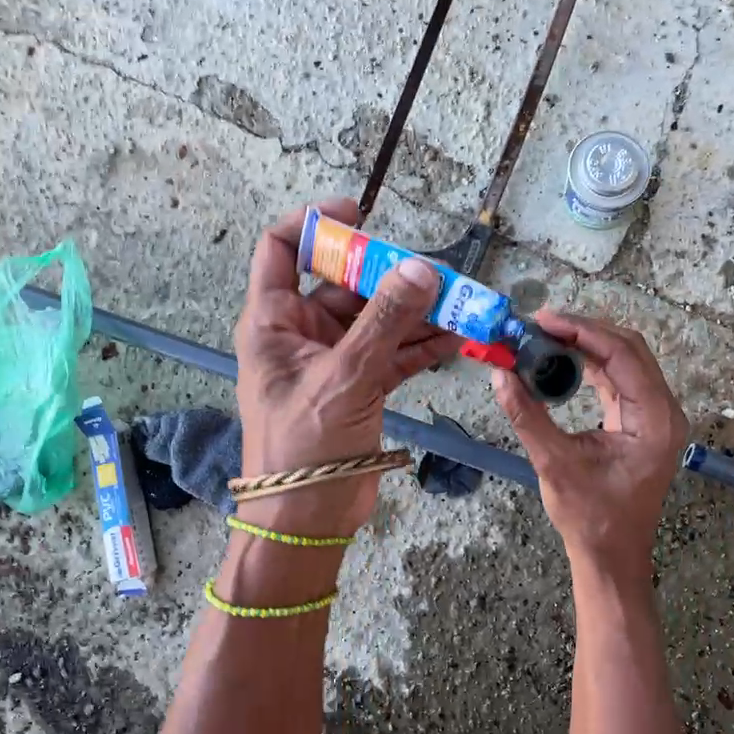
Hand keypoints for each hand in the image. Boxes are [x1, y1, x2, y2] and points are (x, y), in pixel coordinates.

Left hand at [234, 199, 458, 535]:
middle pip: (347, 282)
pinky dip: (421, 345)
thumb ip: (384, 323)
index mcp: (274, 321)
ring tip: (459, 304)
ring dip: (415, 311)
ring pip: (378, 318)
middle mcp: (302, 332)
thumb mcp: (343, 378)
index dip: (316, 223)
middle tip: (435, 272)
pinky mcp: (360, 385)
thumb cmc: (303, 447)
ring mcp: (334, 359)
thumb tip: (423, 269)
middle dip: (391, 275)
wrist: (306, 523)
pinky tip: (455, 340)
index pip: (282, 249)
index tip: (360, 211)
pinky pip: (393, 352)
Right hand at [491, 312, 688, 577]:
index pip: (622, 354)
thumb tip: (498, 374)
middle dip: (584, 331)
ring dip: (587, 345)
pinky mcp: (643, 421)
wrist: (612, 557)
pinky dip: (592, 364)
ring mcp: (656, 416)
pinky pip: (620, 378)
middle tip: (540, 324)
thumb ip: (528, 415)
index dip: (582, 331)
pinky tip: (562, 360)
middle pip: (628, 349)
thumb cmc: (590, 518)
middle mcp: (664, 411)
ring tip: (545, 337)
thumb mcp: (554, 464)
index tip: (543, 320)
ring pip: (625, 359)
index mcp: (655, 420)